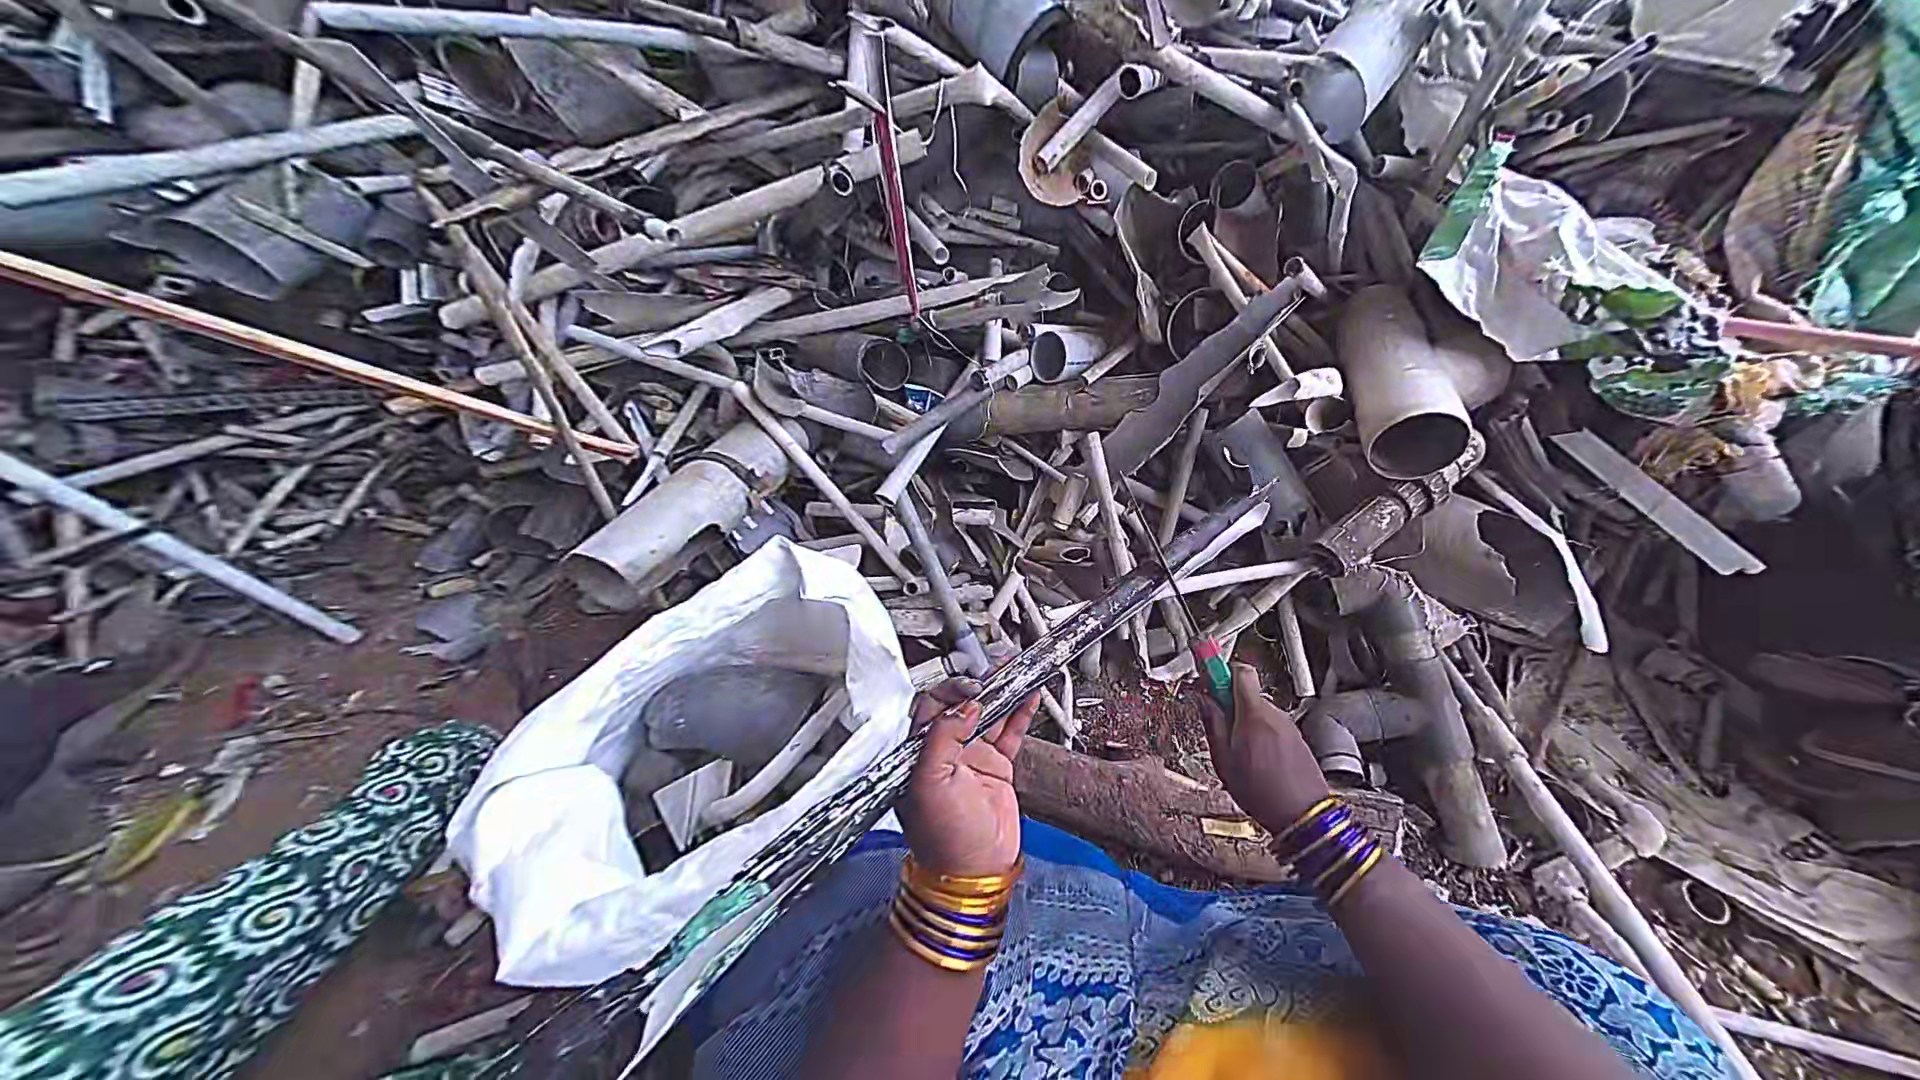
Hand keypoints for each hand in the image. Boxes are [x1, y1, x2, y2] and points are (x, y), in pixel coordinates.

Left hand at [900, 679, 1037, 876]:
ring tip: (1017, 670)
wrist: (976, 872)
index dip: (952, 692)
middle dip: (980, 683)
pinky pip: (1010, 730)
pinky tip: (1028, 695)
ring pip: (989, 712)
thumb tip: (962, 706)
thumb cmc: (942, 839)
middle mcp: (944, 748)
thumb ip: (942, 738)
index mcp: (919, 750)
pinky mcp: (996, 764)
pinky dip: (1020, 712)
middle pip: (963, 702)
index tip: (971, 689)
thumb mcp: (929, 785)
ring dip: (1003, 691)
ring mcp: (972, 754)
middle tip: (998, 669)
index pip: (933, 705)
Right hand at [1200, 663, 1333, 833]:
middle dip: (1229, 702)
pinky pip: (1271, 724)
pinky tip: (1255, 758)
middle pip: (1246, 691)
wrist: (1303, 816)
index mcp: (1253, 714)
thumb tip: (1203, 701)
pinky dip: (1259, 733)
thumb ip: (1213, 723)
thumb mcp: (1224, 758)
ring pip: (1258, 709)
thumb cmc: (1264, 792)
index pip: (1239, 671)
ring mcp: (1288, 725)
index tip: (1205, 666)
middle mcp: (1275, 714)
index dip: (1219, 669)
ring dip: (1244, 720)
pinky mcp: (1296, 738)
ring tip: (1238, 749)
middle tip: (1217, 722)